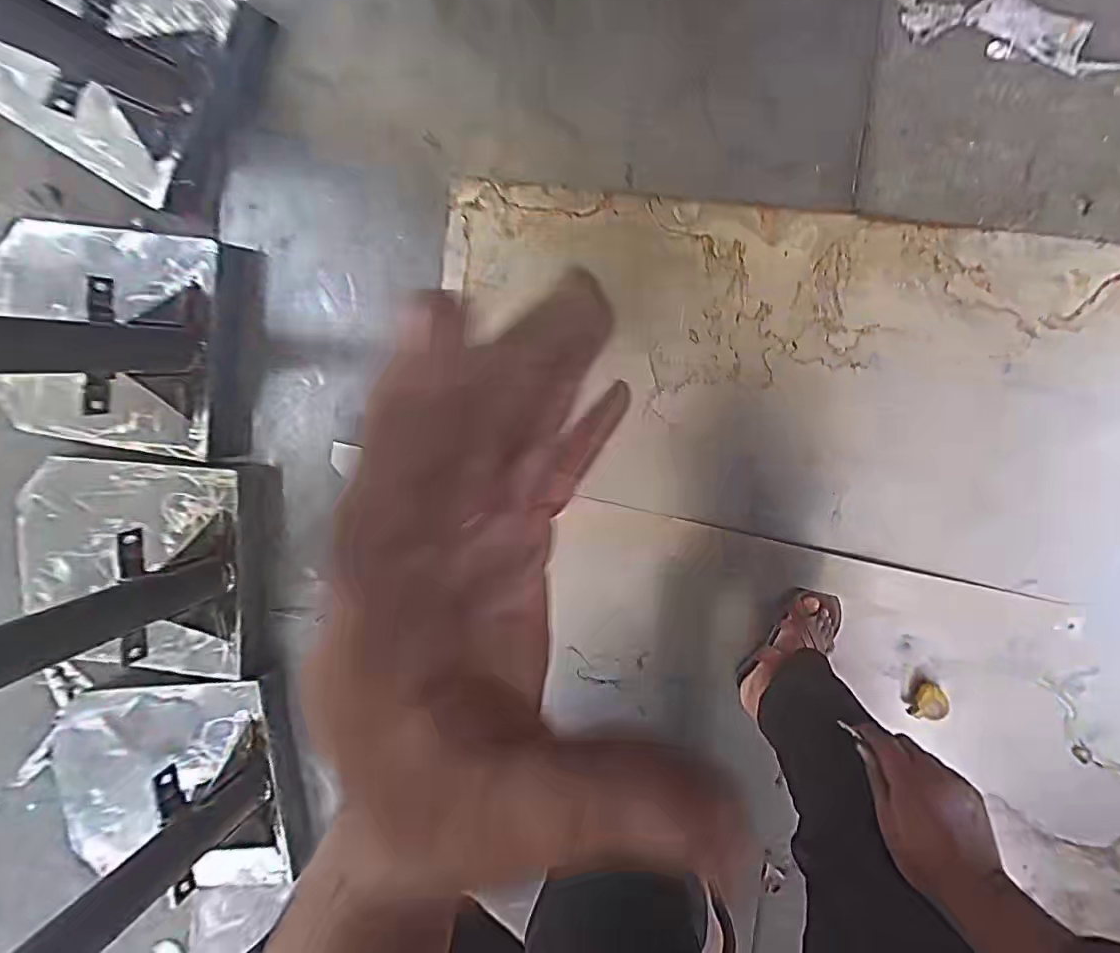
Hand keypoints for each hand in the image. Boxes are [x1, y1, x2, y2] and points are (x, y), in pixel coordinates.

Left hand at [307, 271, 747, 898]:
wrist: (415, 812)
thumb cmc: (439, 811)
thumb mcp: (513, 818)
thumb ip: (611, 801)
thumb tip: (734, 823)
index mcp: (385, 622)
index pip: (392, 502)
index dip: (411, 409)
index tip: (437, 324)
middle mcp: (414, 563)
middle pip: (453, 449)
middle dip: (503, 368)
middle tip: (561, 297)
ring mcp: (459, 546)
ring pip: (496, 448)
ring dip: (538, 379)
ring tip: (584, 314)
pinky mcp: (496, 547)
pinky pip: (532, 477)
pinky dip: (566, 434)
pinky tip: (601, 391)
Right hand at [851, 722, 1001, 897]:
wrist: (970, 884)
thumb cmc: (927, 861)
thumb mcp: (887, 821)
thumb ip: (876, 779)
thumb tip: (866, 752)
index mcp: (908, 777)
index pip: (883, 739)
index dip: (867, 732)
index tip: (860, 731)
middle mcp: (933, 773)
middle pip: (905, 743)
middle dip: (890, 747)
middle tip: (880, 761)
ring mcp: (954, 781)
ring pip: (926, 757)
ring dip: (913, 764)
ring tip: (908, 791)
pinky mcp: (970, 791)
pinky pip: (945, 772)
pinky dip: (934, 778)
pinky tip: (931, 802)